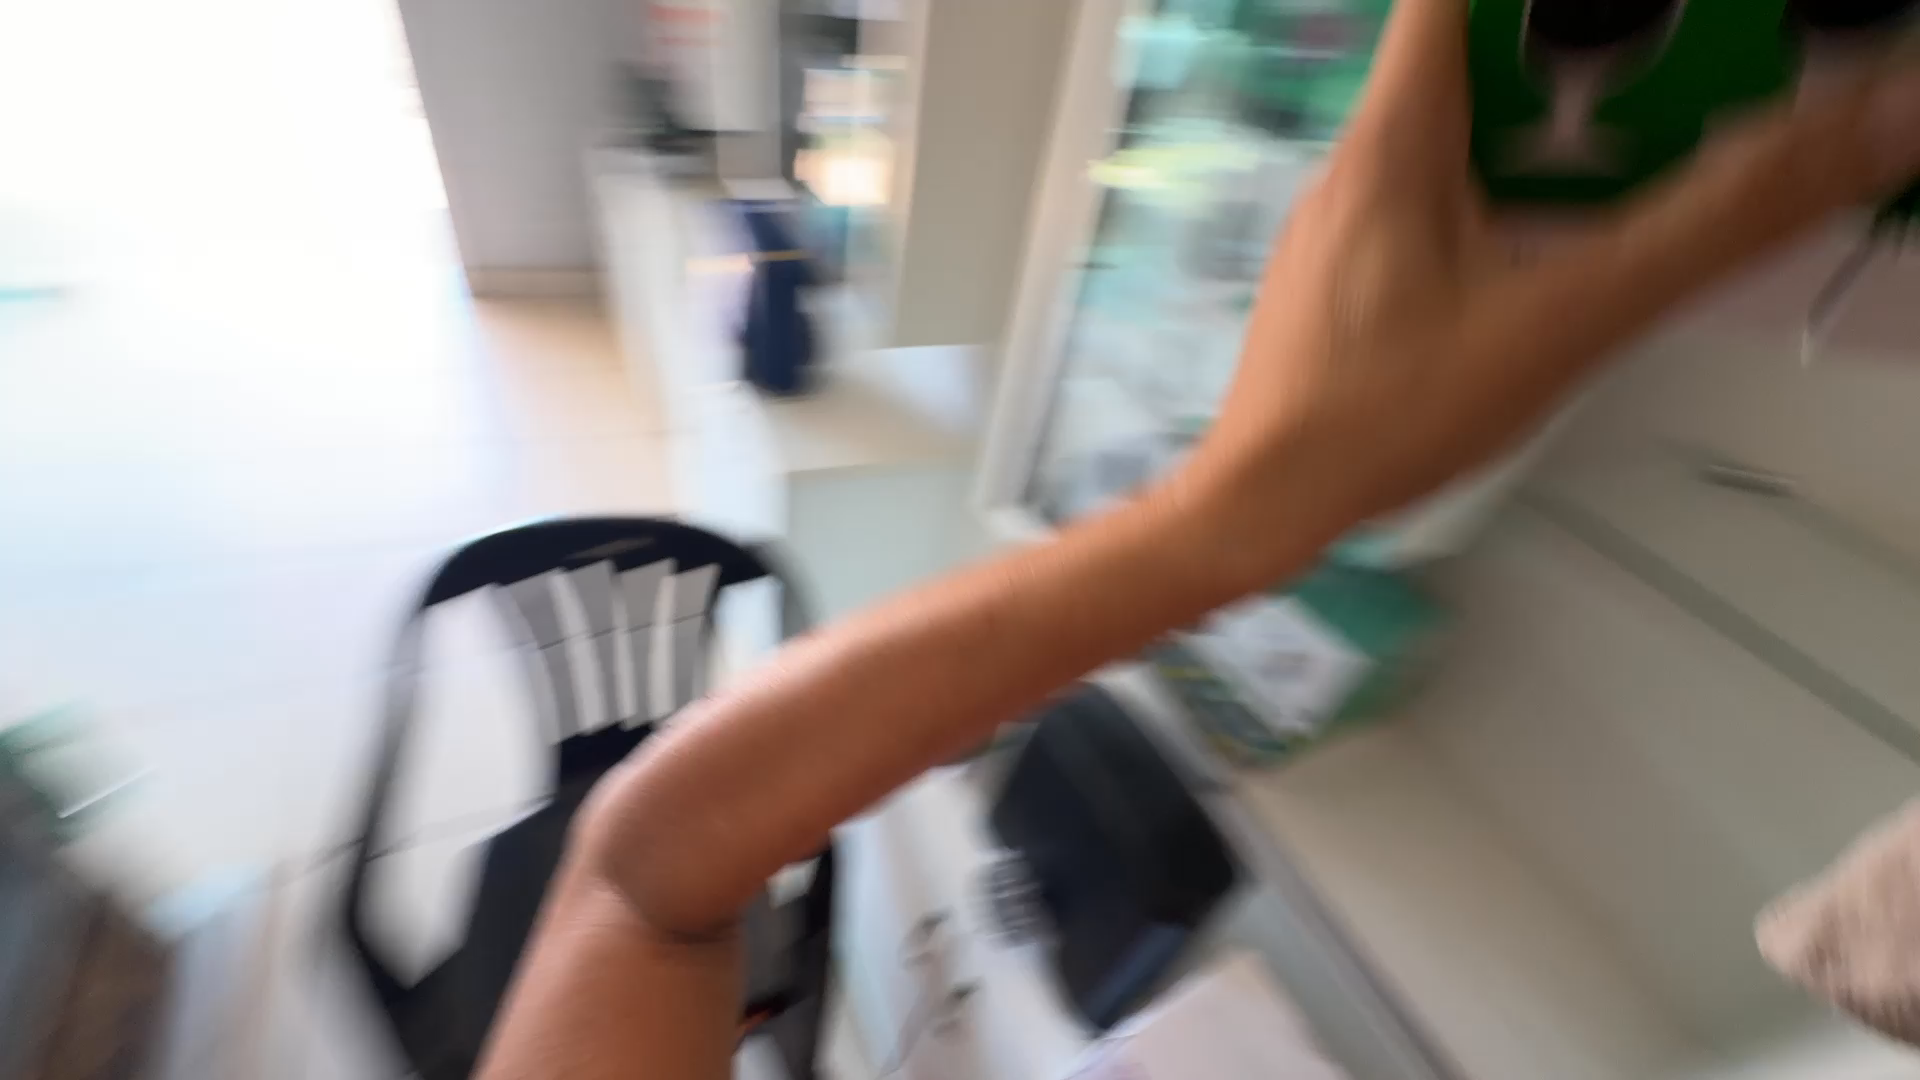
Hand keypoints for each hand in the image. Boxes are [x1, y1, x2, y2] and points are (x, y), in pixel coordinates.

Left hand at [1177, 0, 1919, 585]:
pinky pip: (1415, 211)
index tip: (1625, 10)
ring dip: (1541, 139)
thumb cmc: (1387, 411)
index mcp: (1391, 143)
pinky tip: (1534, 257)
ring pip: (1443, 144)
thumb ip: (1717, 220)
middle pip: (1465, 63)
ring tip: (1634, 170)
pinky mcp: (1326, 283)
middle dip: (1580, 58)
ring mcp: (1330, 232)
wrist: (1265, 496)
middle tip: (1682, 86)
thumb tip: (1890, 113)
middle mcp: (1348, 171)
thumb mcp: (1562, 318)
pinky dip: (1487, 204)